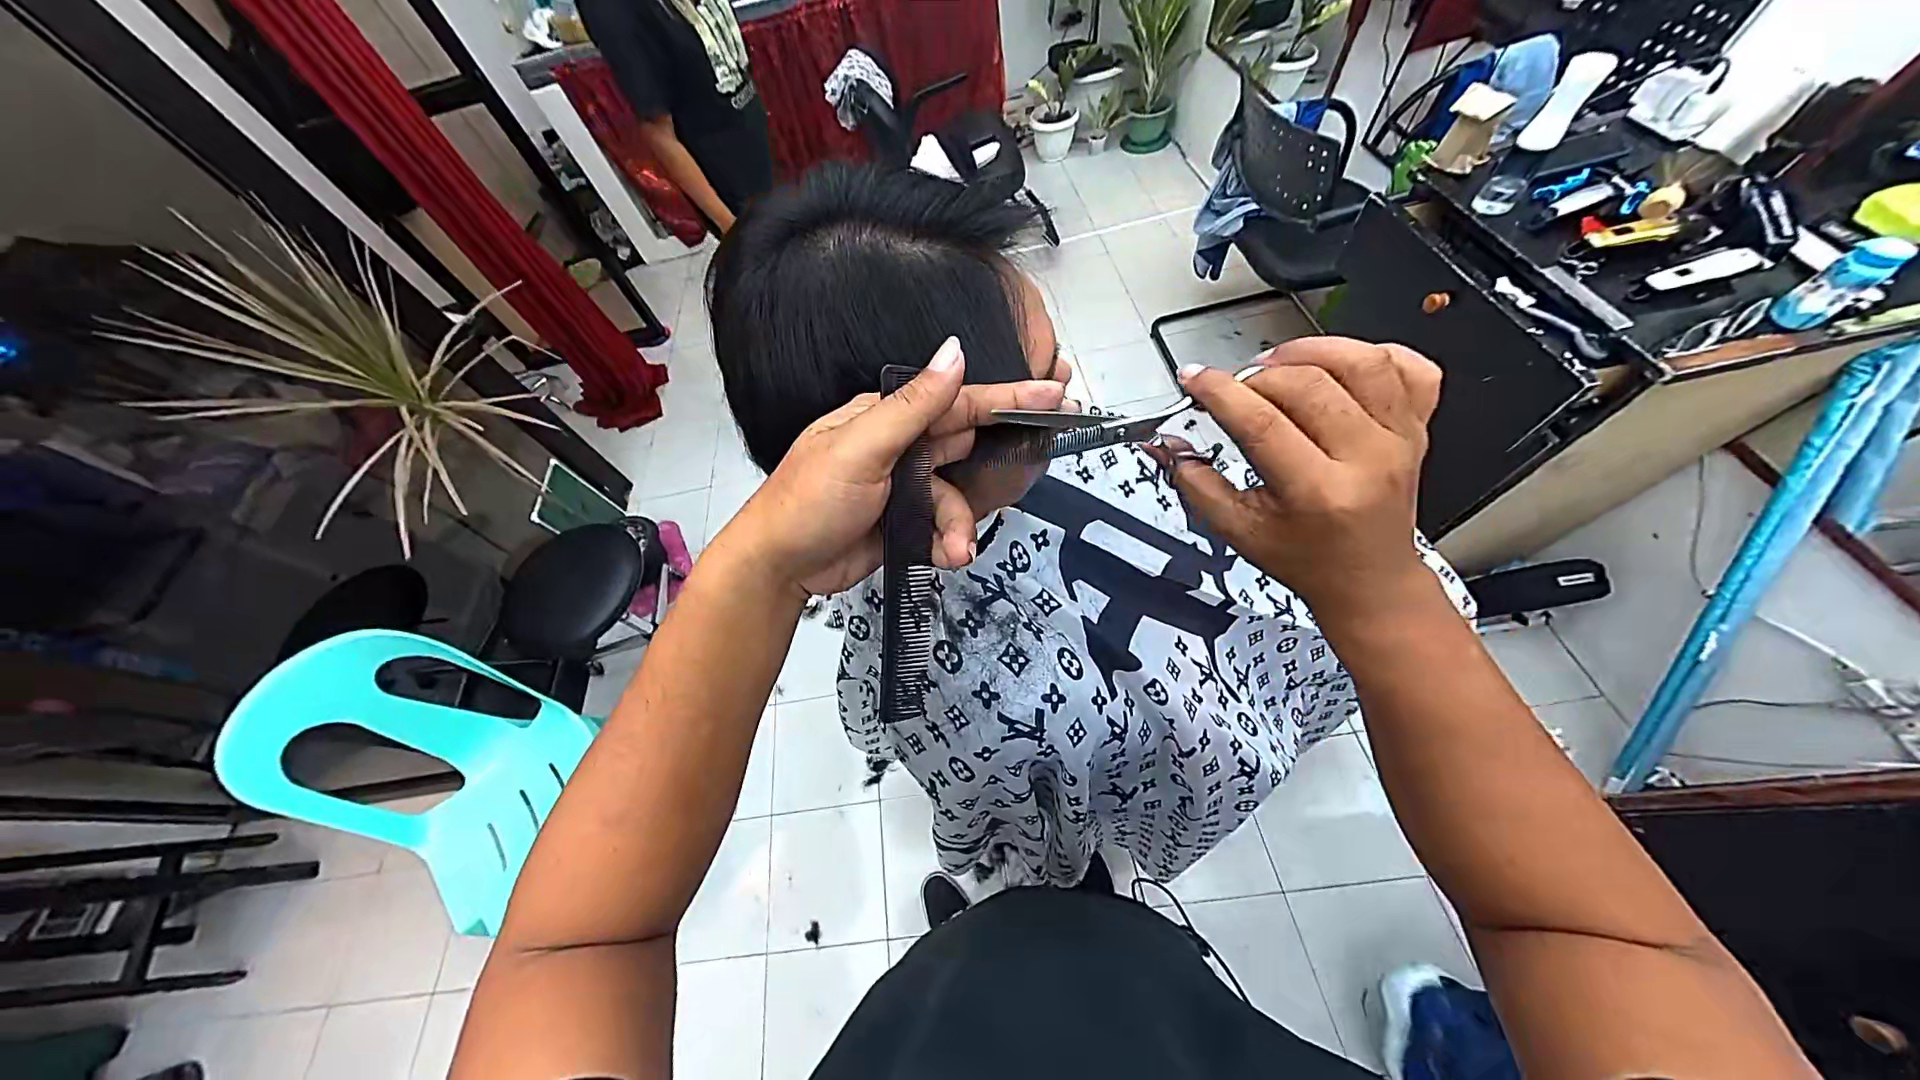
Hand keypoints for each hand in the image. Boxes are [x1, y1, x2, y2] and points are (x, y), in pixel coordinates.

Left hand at [711, 337, 1066, 596]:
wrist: (781, 567)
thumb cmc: (804, 502)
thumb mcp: (860, 448)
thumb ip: (913, 405)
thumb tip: (952, 355)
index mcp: (887, 417)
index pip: (955, 400)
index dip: (1005, 399)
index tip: (1051, 394)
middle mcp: (899, 447)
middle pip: (965, 450)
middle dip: (986, 472)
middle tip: (1019, 474)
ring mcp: (903, 485)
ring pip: (957, 496)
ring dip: (959, 523)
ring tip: (951, 546)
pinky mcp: (905, 520)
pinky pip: (944, 525)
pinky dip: (948, 541)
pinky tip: (942, 554)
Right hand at [1145, 338, 1442, 619]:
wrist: (1366, 578)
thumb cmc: (1309, 560)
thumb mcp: (1239, 531)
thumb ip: (1197, 484)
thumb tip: (1170, 445)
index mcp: (1319, 493)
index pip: (1263, 422)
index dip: (1220, 392)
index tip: (1196, 379)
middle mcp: (1368, 460)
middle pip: (1308, 384)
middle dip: (1257, 376)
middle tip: (1233, 387)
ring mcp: (1400, 439)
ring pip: (1362, 362)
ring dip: (1310, 351)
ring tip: (1278, 363)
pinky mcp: (1417, 428)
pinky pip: (1411, 367)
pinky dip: (1372, 353)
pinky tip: (1338, 365)